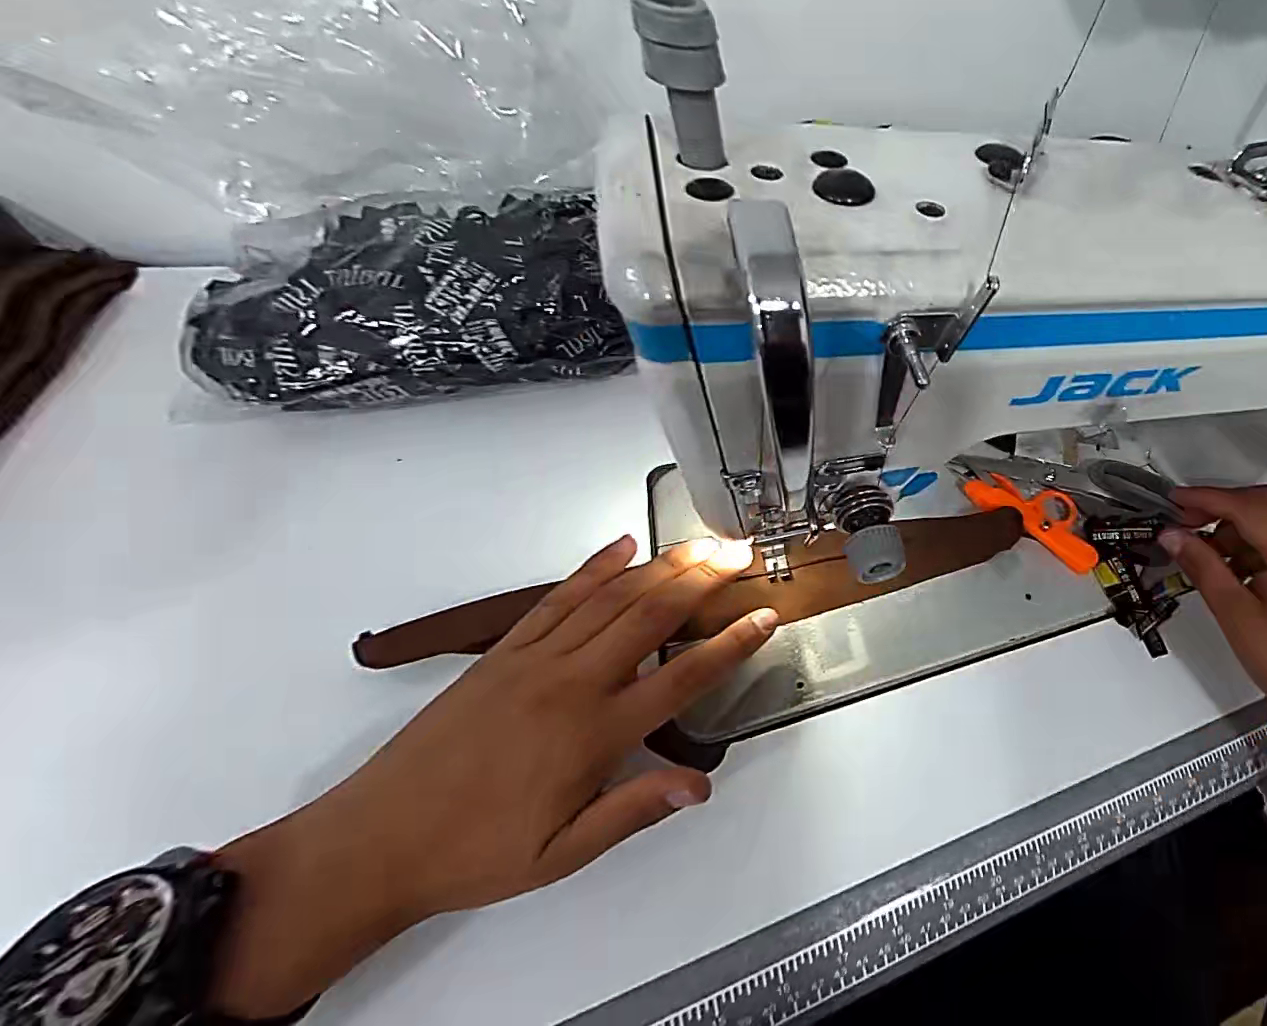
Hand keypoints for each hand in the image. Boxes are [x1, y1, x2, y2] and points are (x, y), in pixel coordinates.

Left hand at [208, 535, 772, 1017]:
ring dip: (663, 565)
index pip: (682, 678)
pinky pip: (557, 598)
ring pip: (611, 598)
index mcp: (594, 734)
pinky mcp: (503, 652)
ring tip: (701, 544)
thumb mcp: (563, 853)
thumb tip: (699, 787)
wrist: (370, 845)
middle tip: (740, 555)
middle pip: (651, 616)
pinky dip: (594, 568)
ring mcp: (534, 661)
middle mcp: (571, 685)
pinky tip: (623, 547)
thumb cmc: (473, 853)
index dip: (731, 644)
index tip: (764, 618)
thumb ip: (635, 811)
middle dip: (704, 580)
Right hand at [1159, 487, 1266, 765]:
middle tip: (1186, 520)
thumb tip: (1176, 538)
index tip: (1177, 500)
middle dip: (1224, 506)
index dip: (1207, 499)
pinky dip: (1263, 541)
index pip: (1250, 507)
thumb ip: (1203, 567)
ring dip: (1243, 525)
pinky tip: (1238, 564)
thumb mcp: (1238, 617)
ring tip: (1208, 550)